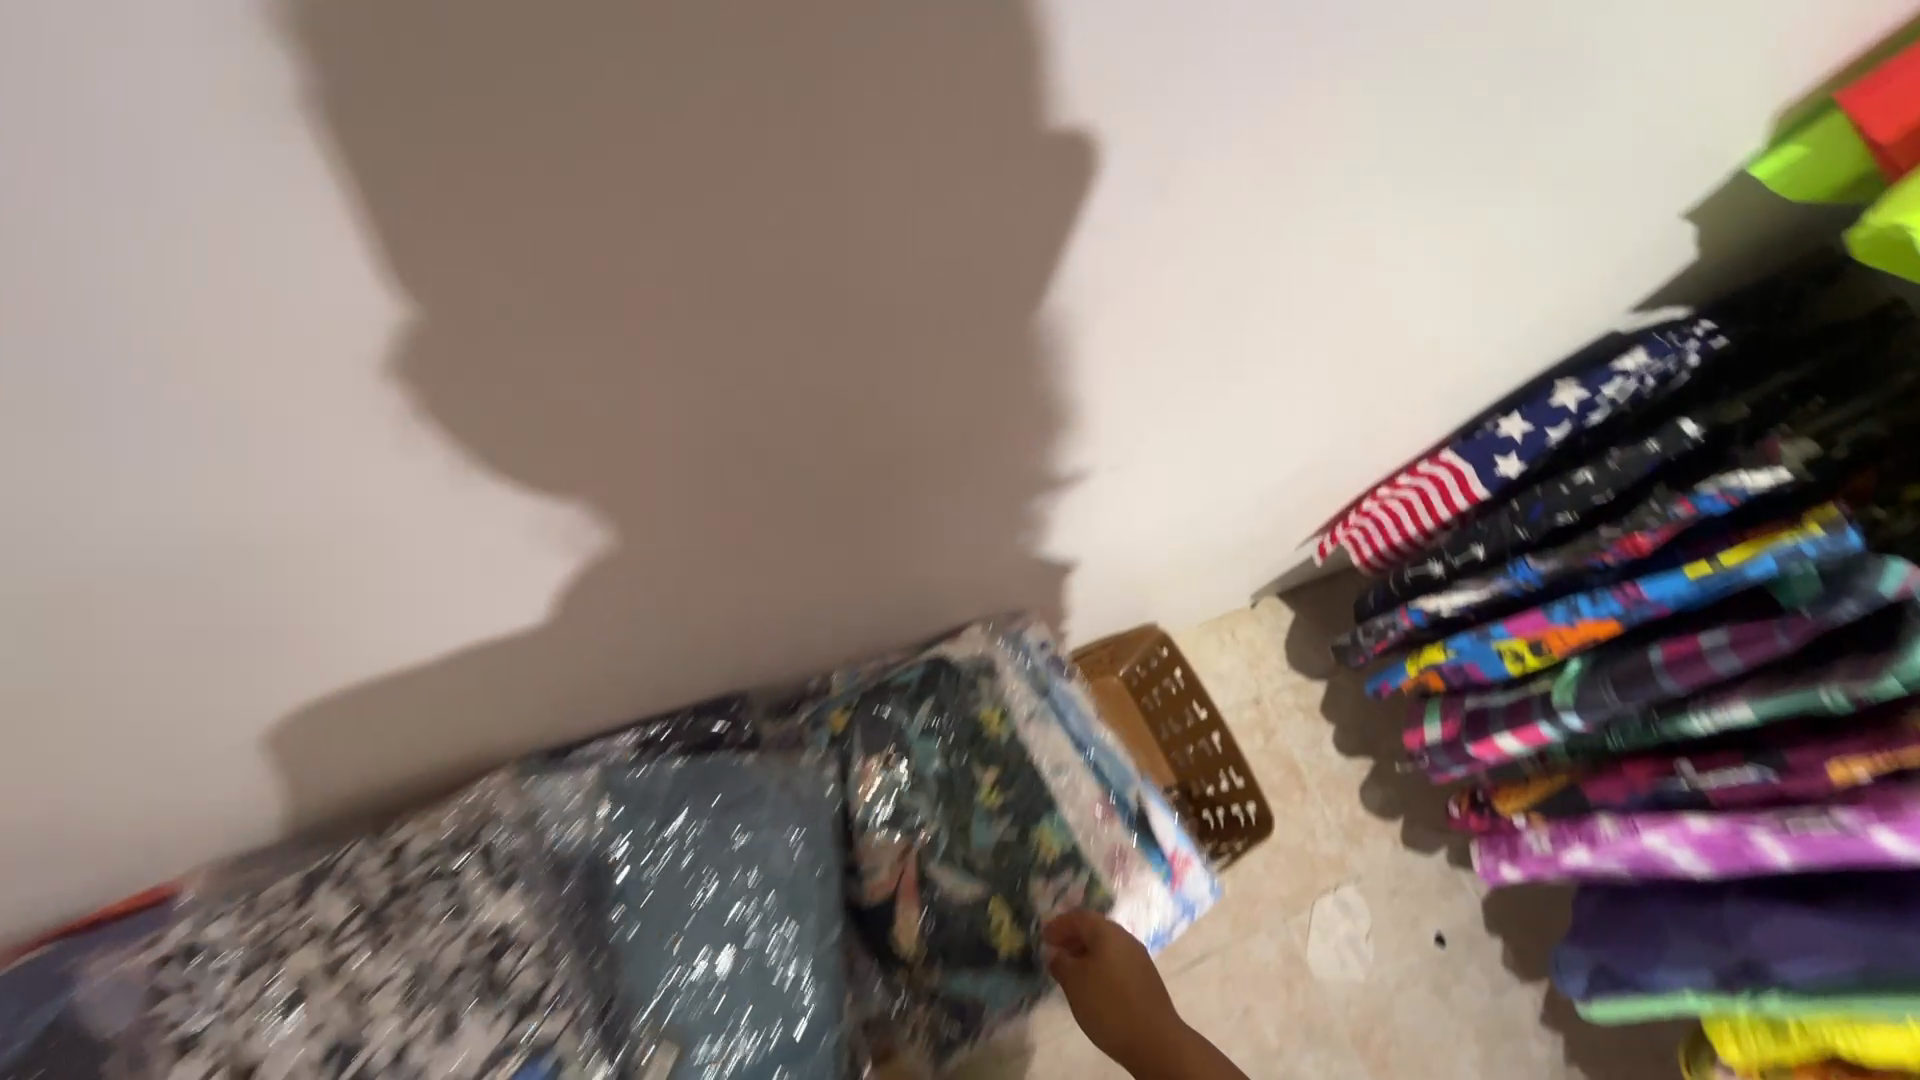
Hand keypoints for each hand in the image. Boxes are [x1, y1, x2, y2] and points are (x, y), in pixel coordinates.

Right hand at [1042, 909, 1182, 1071]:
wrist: (1155, 1040)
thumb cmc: (1108, 1004)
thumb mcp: (1074, 982)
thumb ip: (1060, 963)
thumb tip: (1055, 953)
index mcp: (1107, 932)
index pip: (1079, 916)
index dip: (1059, 924)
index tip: (1043, 937)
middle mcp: (1125, 938)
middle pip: (1094, 929)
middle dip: (1072, 937)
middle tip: (1054, 952)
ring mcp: (1138, 958)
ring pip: (1106, 947)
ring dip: (1086, 953)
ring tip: (1070, 971)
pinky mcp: (1145, 978)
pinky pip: (1116, 962)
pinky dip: (1099, 965)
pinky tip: (1092, 985)